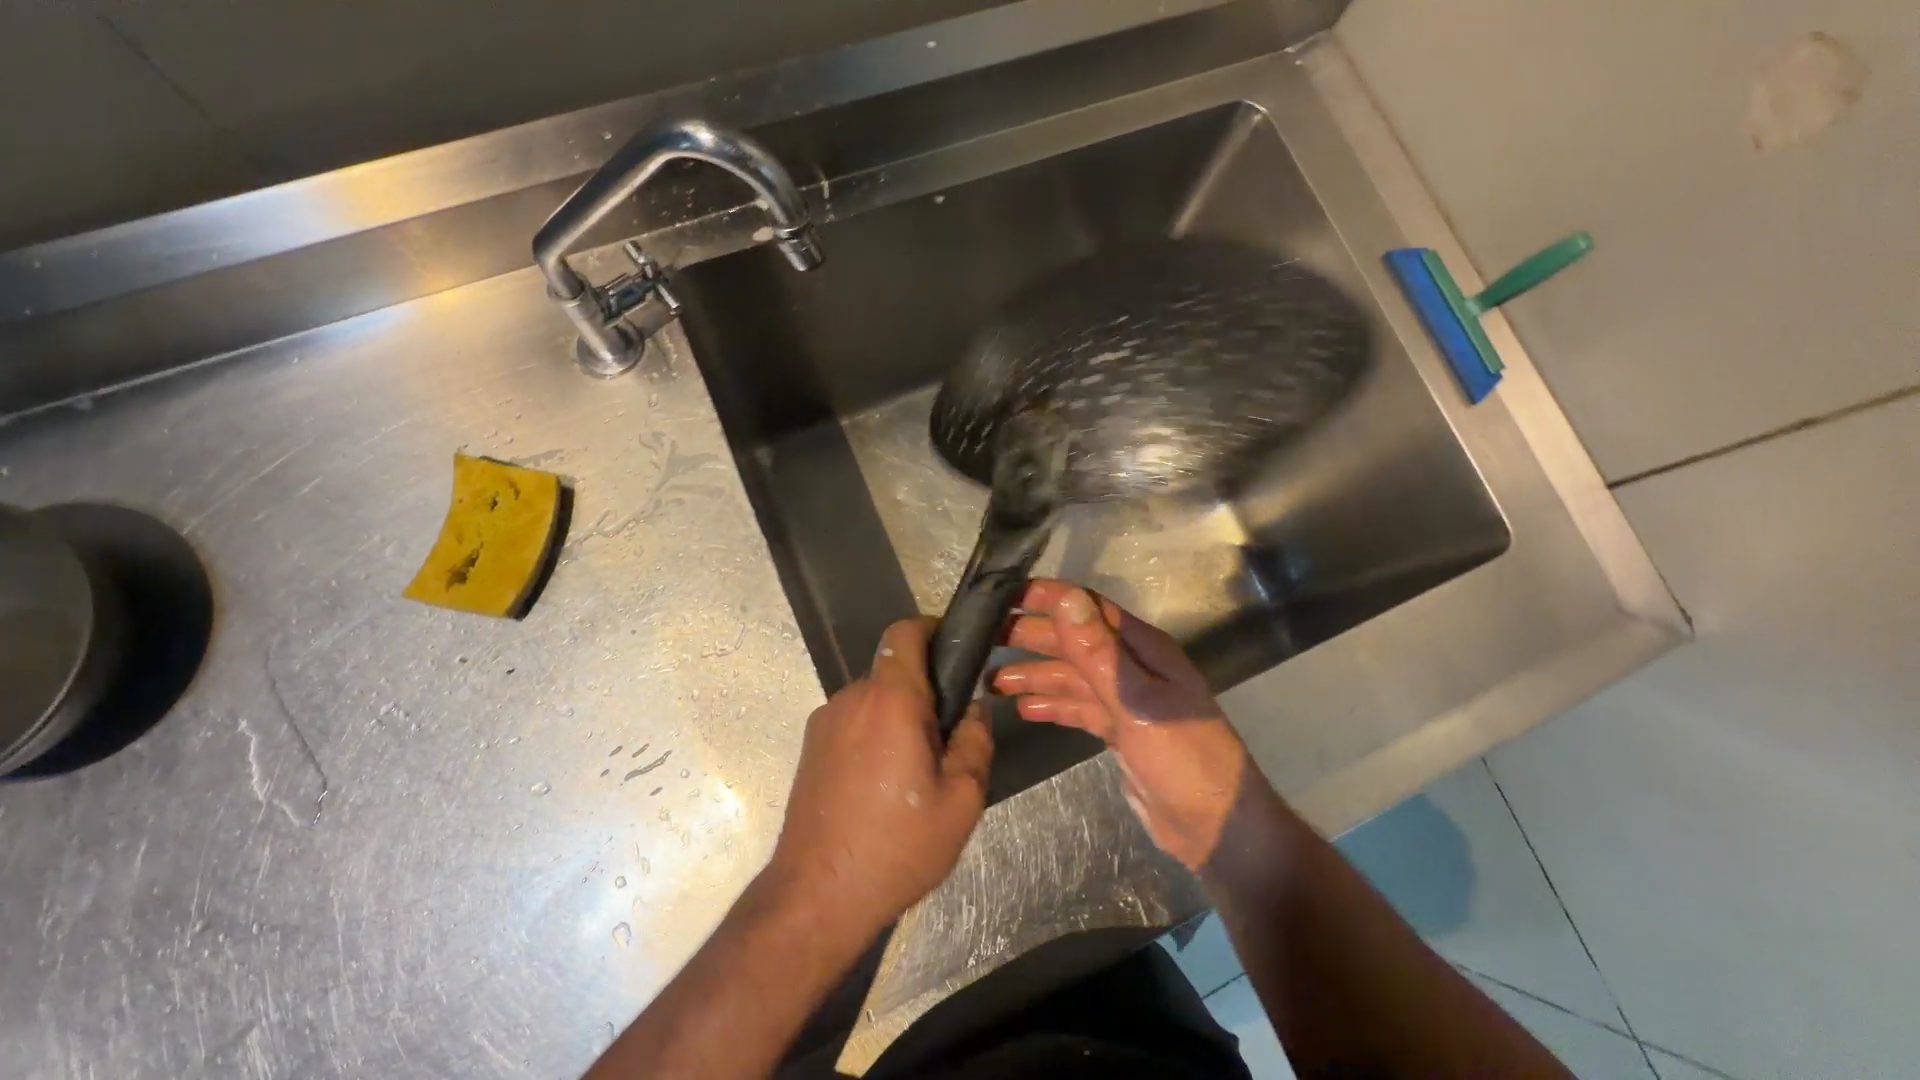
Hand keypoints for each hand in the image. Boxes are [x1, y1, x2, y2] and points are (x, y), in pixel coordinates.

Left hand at [765, 617, 993, 936]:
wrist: (817, 895)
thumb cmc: (896, 847)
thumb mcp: (961, 801)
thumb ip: (975, 742)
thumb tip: (973, 710)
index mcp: (889, 701)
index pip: (905, 632)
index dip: (931, 628)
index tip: (955, 649)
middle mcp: (850, 700)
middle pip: (893, 673)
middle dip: (924, 695)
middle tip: (949, 743)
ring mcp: (824, 724)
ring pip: (873, 702)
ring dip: (898, 721)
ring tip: (918, 777)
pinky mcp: (810, 750)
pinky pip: (854, 725)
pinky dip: (875, 739)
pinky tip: (886, 790)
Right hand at [992, 580, 1250, 870]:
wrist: (1214, 826)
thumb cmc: (1182, 757)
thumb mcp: (1136, 701)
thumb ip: (1098, 652)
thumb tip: (1065, 599)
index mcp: (1144, 649)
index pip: (1089, 609)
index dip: (1049, 600)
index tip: (1005, 597)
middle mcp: (1134, 668)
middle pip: (1075, 642)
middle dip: (1033, 638)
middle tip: (984, 640)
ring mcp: (1127, 701)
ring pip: (1073, 678)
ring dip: (1036, 676)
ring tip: (993, 681)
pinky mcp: (1121, 732)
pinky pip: (1080, 708)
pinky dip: (1053, 706)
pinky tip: (1024, 709)